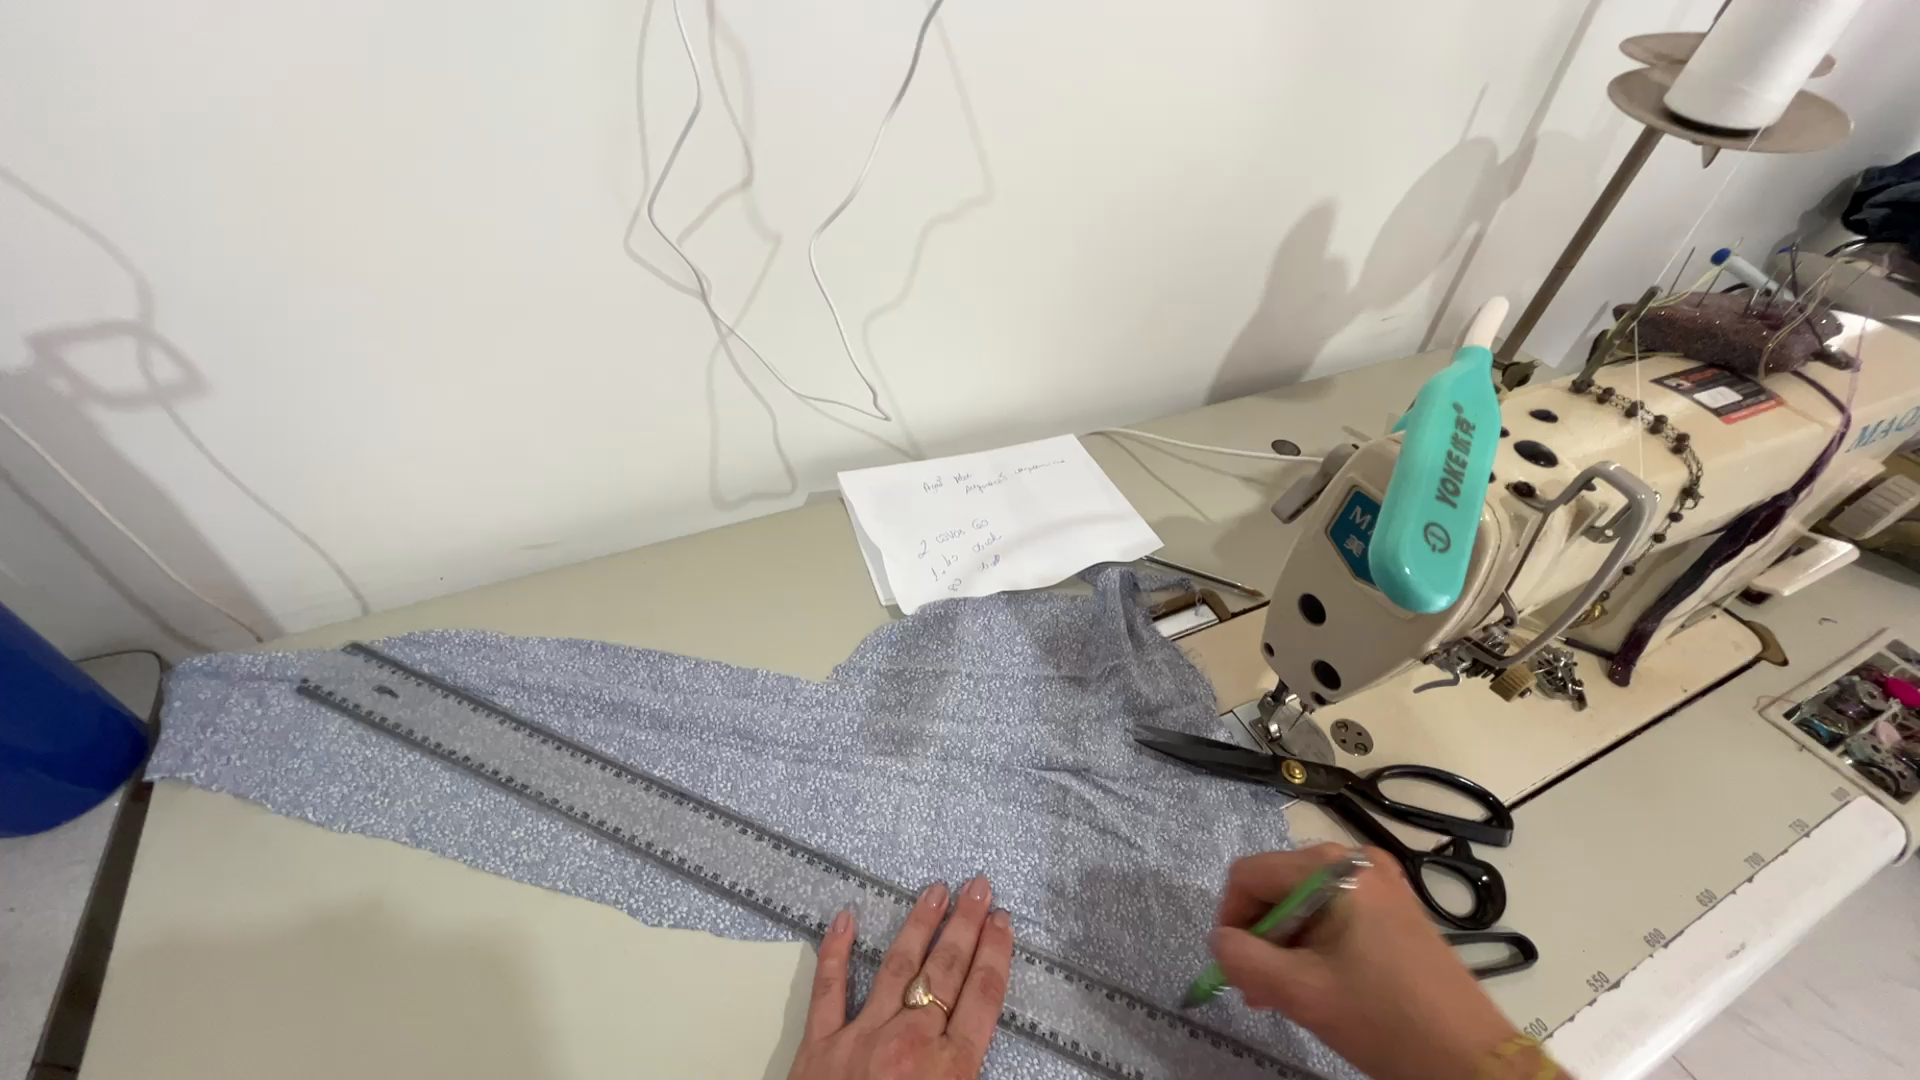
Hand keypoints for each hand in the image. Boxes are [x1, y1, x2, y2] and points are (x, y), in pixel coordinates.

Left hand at [786, 876, 1013, 1079]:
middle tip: (978, 886)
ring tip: (936, 890)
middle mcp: (910, 1044)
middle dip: (966, 924)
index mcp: (949, 1073)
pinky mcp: (819, 1045)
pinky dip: (836, 952)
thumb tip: (982, 1046)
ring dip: (919, 923)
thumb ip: (969, 1078)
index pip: (981, 998)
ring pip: (898, 966)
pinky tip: (845, 917)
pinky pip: (829, 989)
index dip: (995, 954)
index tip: (1003, 920)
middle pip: (947, 970)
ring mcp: (862, 1038)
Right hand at [1209, 844, 1546, 1079]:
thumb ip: (1243, 959)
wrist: (1478, 1063)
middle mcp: (1352, 859)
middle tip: (1261, 989)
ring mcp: (1379, 881)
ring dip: (1287, 943)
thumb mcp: (1301, 993)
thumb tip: (1221, 941)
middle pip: (1277, 885)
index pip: (1249, 875)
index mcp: (1328, 867)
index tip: (1236, 967)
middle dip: (1261, 936)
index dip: (1232, 919)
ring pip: (1304, 901)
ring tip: (1290, 993)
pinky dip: (1317, 941)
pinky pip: (1335, 910)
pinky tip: (1324, 981)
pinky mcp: (1396, 906)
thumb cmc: (1385, 1020)